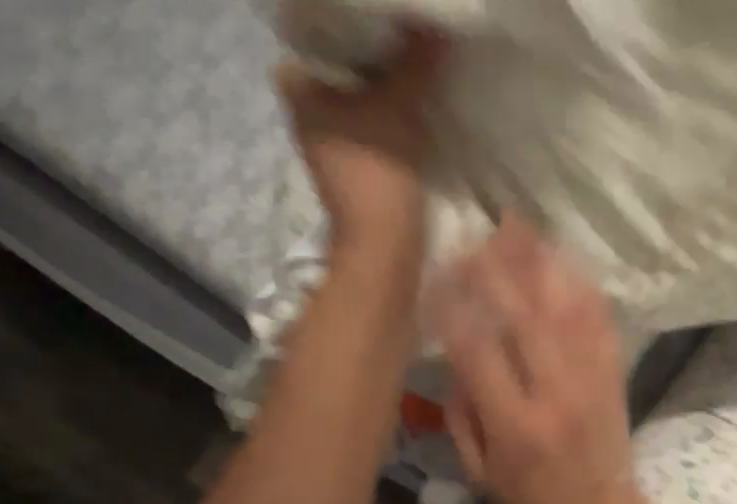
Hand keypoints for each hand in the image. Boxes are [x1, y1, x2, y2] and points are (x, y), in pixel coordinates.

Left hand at [278, 27, 446, 260]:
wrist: (382, 248)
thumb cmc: (375, 173)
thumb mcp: (398, 108)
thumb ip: (416, 62)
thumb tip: (438, 24)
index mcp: (297, 85)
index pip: (323, 31)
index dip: (357, 20)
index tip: (390, 14)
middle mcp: (305, 107)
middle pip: (347, 62)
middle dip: (380, 51)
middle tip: (414, 31)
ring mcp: (329, 137)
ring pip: (363, 93)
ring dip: (392, 82)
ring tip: (425, 60)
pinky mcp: (355, 161)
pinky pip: (375, 120)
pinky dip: (395, 111)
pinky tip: (422, 100)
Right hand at [434, 218, 642, 503]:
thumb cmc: (533, 499)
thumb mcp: (480, 472)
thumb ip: (461, 415)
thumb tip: (455, 356)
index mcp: (515, 424)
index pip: (477, 349)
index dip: (452, 306)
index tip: (434, 276)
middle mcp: (555, 395)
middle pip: (524, 317)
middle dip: (495, 270)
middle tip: (472, 237)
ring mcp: (591, 381)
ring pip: (566, 309)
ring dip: (539, 263)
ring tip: (517, 227)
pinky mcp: (614, 375)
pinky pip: (600, 321)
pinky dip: (581, 286)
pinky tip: (562, 259)